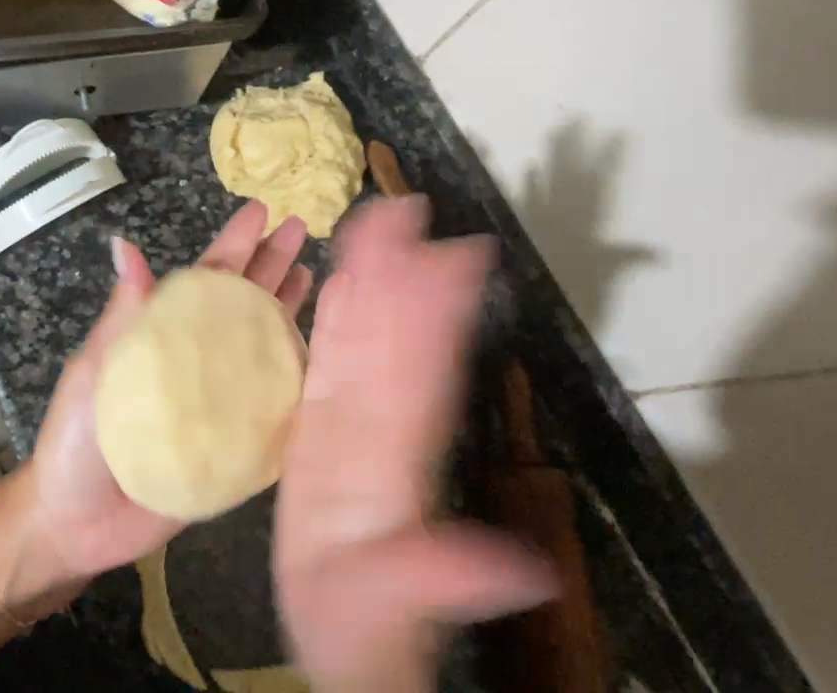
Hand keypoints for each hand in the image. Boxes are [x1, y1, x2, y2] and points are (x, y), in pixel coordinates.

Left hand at [22, 201, 315, 581]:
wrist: (78, 522)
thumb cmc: (78, 440)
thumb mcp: (96, 371)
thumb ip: (124, 316)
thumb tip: (128, 247)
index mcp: (161, 334)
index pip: (204, 280)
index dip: (233, 245)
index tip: (260, 211)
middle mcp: (195, 359)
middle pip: (240, 303)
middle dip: (270, 264)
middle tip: (301, 229)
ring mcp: (219, 401)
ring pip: (262, 343)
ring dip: (287, 307)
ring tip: (315, 273)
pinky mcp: (236, 445)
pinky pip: (276, 405)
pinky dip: (299, 377)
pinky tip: (323, 354)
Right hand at [274, 197, 555, 691]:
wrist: (337, 631)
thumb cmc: (363, 621)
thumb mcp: (398, 604)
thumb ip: (444, 575)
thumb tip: (517, 568)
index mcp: (403, 452)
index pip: (424, 368)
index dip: (440, 310)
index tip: (456, 250)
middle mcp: (383, 422)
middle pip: (393, 333)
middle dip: (401, 268)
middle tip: (406, 206)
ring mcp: (351, 420)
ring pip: (363, 335)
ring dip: (369, 278)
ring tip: (371, 223)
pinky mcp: (320, 427)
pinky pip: (329, 360)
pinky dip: (337, 318)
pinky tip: (341, 281)